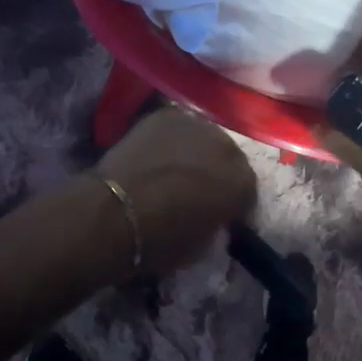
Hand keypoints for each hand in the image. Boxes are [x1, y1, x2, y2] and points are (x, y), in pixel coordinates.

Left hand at [94, 108, 257, 274]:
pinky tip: (157, 154)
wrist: (113, 213)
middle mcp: (227, 146)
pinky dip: (172, 140)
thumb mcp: (202, 245)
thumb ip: (217, 222)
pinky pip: (178, 127)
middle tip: (198, 190)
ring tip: (176, 169)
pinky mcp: (166, 114)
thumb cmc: (160, 240)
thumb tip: (212, 214)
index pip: (248, 192)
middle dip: (218, 173)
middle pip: (229, 158)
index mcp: (242, 182)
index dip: (234, 205)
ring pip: (204, 138)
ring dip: (197, 152)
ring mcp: (196, 124)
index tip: (221, 215)